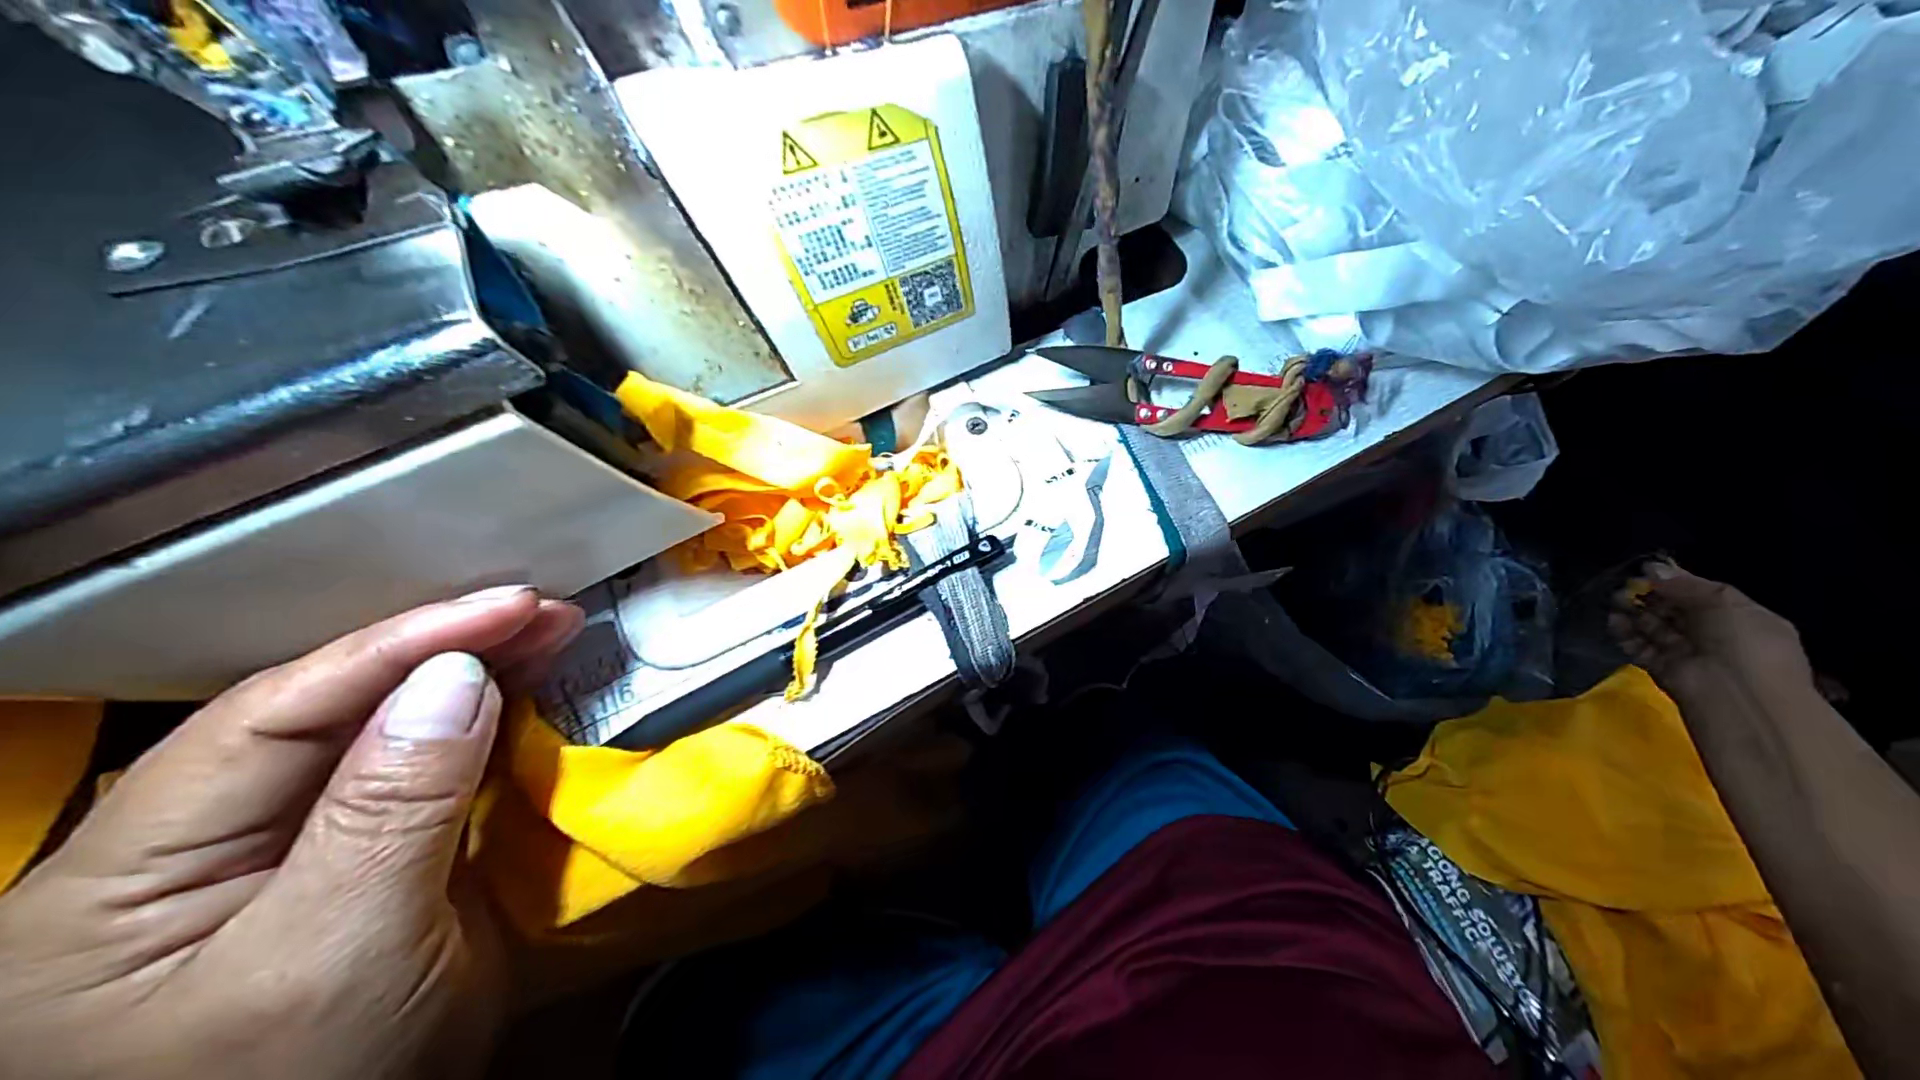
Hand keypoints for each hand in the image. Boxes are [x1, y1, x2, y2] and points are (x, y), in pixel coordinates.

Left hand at [0, 587, 582, 1079]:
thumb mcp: (337, 957)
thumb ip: (390, 810)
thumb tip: (456, 677)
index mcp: (118, 878)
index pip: (268, 717)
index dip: (394, 648)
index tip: (504, 608)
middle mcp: (191, 845)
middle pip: (326, 711)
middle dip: (442, 651)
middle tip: (539, 612)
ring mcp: (285, 849)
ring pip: (380, 731)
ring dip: (472, 677)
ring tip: (545, 633)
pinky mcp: (362, 856)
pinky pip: (422, 771)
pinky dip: (483, 725)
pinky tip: (523, 690)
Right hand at [1609, 560, 1814, 702]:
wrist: (1736, 695)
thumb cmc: (1743, 644)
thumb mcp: (1724, 604)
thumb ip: (1686, 585)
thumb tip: (1652, 567)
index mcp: (1738, 618)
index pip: (1701, 595)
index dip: (1674, 583)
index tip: (1645, 572)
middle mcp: (1713, 635)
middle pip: (1673, 611)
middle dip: (1649, 597)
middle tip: (1624, 587)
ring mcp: (1686, 653)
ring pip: (1653, 627)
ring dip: (1633, 613)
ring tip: (1614, 601)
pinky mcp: (1662, 668)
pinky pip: (1639, 647)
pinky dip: (1625, 634)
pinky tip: (1613, 621)